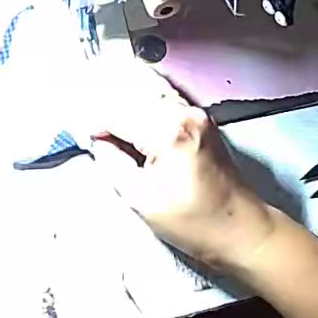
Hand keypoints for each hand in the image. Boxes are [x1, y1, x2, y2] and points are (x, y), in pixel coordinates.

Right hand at [75, 54, 280, 271]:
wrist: (243, 230)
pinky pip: (160, 95)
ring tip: (97, 109)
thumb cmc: (195, 222)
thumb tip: (97, 140)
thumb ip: (112, 161)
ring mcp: (194, 111)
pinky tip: (122, 104)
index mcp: (168, 132)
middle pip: (128, 91)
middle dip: (101, 102)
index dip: (90, 121)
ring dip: (118, 94)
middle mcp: (183, 112)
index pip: (114, 112)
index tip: (75, 130)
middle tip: (80, 116)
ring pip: (144, 87)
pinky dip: (137, 96)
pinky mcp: (198, 116)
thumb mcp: (141, 199)